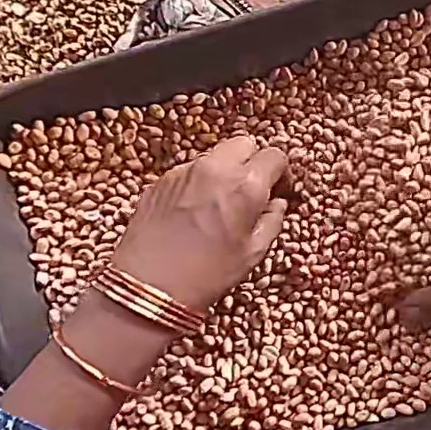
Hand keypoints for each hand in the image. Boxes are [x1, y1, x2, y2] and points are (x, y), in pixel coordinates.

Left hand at [109, 134, 288, 310]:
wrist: (149, 285)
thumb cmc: (206, 274)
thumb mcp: (252, 253)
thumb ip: (271, 221)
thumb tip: (277, 205)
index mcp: (246, 186)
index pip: (274, 156)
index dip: (280, 172)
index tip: (278, 189)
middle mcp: (216, 169)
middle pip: (243, 144)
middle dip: (252, 161)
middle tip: (251, 190)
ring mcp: (184, 171)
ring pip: (215, 156)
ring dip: (224, 171)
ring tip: (220, 204)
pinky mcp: (161, 180)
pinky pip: (189, 171)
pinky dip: (199, 183)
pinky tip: (194, 212)